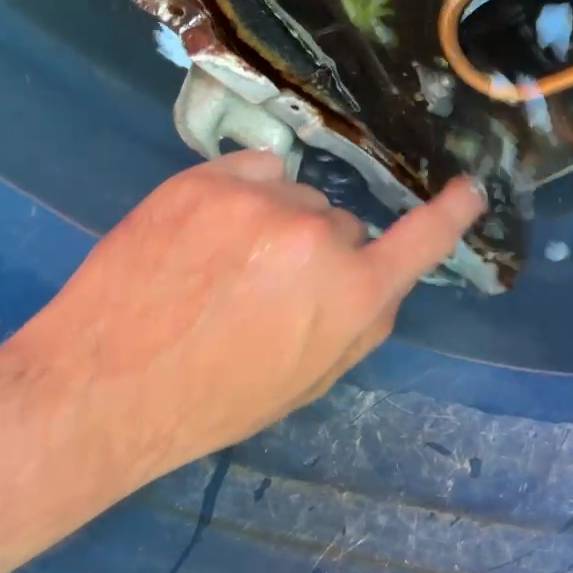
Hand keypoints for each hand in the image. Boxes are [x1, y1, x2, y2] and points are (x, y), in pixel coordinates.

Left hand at [0, 151, 485, 470]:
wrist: (102, 388)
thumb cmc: (216, 401)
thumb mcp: (312, 380)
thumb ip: (362, 323)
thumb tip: (380, 279)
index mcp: (353, 297)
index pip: (424, 241)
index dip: (452, 213)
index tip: (470, 189)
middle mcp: (319, 237)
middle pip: (344, 226)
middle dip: (322, 254)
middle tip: (269, 291)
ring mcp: (262, 200)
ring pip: (297, 197)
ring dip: (279, 223)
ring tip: (224, 266)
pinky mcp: (207, 178)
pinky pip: (256, 170)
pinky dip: (245, 195)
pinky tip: (207, 235)